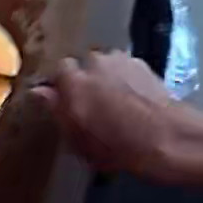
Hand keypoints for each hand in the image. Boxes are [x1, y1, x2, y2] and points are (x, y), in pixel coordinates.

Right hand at [31, 51, 188, 176]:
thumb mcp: (79, 139)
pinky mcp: (140, 59)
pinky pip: (124, 66)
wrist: (162, 133)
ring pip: (106, 64)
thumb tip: (40, 91)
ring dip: (107, 77)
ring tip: (115, 102)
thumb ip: (57, 110)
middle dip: (86, 79)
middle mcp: (96, 61)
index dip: (64, 84)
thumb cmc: (116, 145)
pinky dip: (124, 77)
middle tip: (92, 104)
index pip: (60, 68)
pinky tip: (131, 97)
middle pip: (85, 64)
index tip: (67, 100)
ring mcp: (120, 57)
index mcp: (76, 80)